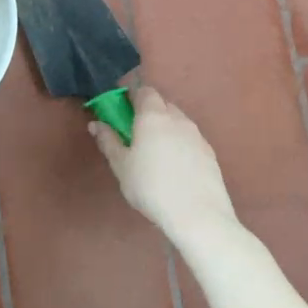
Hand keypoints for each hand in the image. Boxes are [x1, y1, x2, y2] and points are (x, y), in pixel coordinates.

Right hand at [90, 86, 236, 242]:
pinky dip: (179, 142)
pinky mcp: (211, 155)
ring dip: (165, 126)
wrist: (199, 217)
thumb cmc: (151, 186)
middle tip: (134, 129)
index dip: (131, 95)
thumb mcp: (121, 165)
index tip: (120, 107)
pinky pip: (190, 138)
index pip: (144, 91)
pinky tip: (174, 164)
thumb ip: (108, 140)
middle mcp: (178, 120)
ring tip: (154, 149)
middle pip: (163, 104)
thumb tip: (95, 123)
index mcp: (153, 116)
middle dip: (148, 110)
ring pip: (178, 121)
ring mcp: (198, 137)